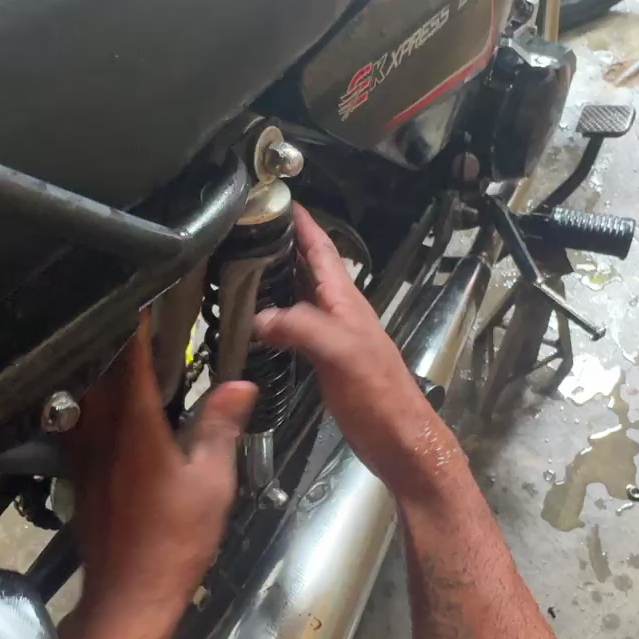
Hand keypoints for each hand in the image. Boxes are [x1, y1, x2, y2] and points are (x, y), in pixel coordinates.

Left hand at [64, 321, 254, 631]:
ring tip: (130, 347)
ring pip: (88, 390)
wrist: (131, 595)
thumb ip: (220, 427)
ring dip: (105, 364)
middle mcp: (102, 430)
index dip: (138, 320)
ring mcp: (84, 451)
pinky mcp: (79, 471)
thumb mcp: (212, 482)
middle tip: (144, 314)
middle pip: (102, 366)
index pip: (131, 356)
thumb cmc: (176, 540)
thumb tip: (239, 384)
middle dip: (121, 336)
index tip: (149, 294)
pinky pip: (82, 417)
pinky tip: (113, 399)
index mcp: (136, 425)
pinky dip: (96, 396)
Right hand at [254, 206, 464, 499]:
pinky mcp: (325, 362)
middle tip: (242, 230)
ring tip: (239, 268)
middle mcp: (339, 313)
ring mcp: (333, 337)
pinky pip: (296, 327)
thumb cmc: (380, 398)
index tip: (274, 196)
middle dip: (280, 244)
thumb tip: (258, 316)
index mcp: (346, 302)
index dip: (302, 222)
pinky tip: (256, 322)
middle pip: (308, 268)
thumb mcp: (343, 356)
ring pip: (300, 296)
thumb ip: (304, 329)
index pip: (322, 249)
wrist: (400, 442)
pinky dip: (275, 317)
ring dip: (275, 278)